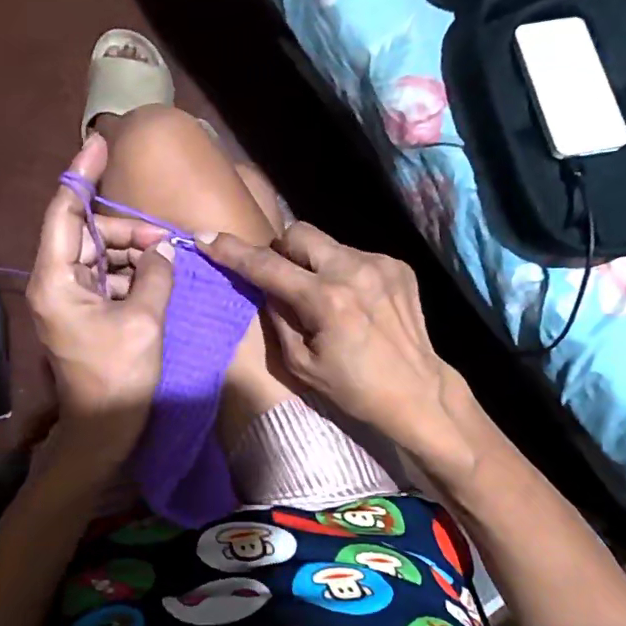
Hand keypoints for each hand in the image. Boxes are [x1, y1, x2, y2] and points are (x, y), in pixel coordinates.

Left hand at [27, 135, 175, 468]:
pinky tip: (156, 276)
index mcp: (56, 281)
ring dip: (132, 251)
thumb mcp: (144, 321)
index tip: (100, 143)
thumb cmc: (118, 378)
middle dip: (126, 229)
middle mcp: (55, 283)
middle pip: (87, 233)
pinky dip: (130, 272)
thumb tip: (164, 250)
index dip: (81, 176)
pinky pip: (105, 277)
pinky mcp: (82, 313)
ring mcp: (67, 299)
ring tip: (166, 259)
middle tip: (166, 240)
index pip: (64, 212)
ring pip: (99, 255)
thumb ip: (155, 275)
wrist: (102, 430)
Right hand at [198, 223, 461, 460]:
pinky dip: (341, 271)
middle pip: (298, 233)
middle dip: (281, 251)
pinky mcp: (398, 266)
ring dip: (313, 262)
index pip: (268, 266)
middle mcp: (354, 270)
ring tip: (324, 297)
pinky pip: (353, 255)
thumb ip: (278, 318)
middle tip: (282, 280)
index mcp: (327, 300)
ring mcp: (380, 264)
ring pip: (327, 243)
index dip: (233, 251)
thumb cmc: (353, 388)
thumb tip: (267, 288)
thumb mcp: (300, 364)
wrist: (418, 392)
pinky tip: (352, 301)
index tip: (207, 238)